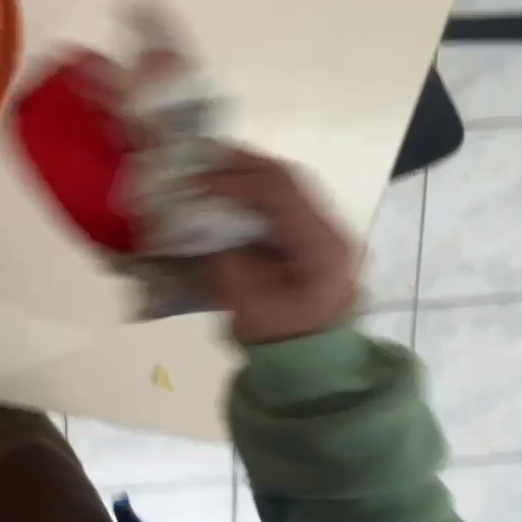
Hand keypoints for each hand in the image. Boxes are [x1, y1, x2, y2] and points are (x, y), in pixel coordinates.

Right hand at [194, 147, 358, 344]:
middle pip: (284, 178)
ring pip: (281, 183)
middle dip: (237, 163)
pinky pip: (276, 199)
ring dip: (241, 171)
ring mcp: (320, 230)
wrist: (309, 363)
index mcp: (323, 247)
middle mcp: (329, 229)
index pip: (279, 193)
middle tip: (193, 158)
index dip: (232, 181)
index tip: (192, 183)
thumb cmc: (277, 337)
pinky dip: (246, 187)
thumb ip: (225, 256)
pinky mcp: (305, 235)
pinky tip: (218, 186)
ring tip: (202, 166)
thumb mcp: (246, 301)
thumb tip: (197, 221)